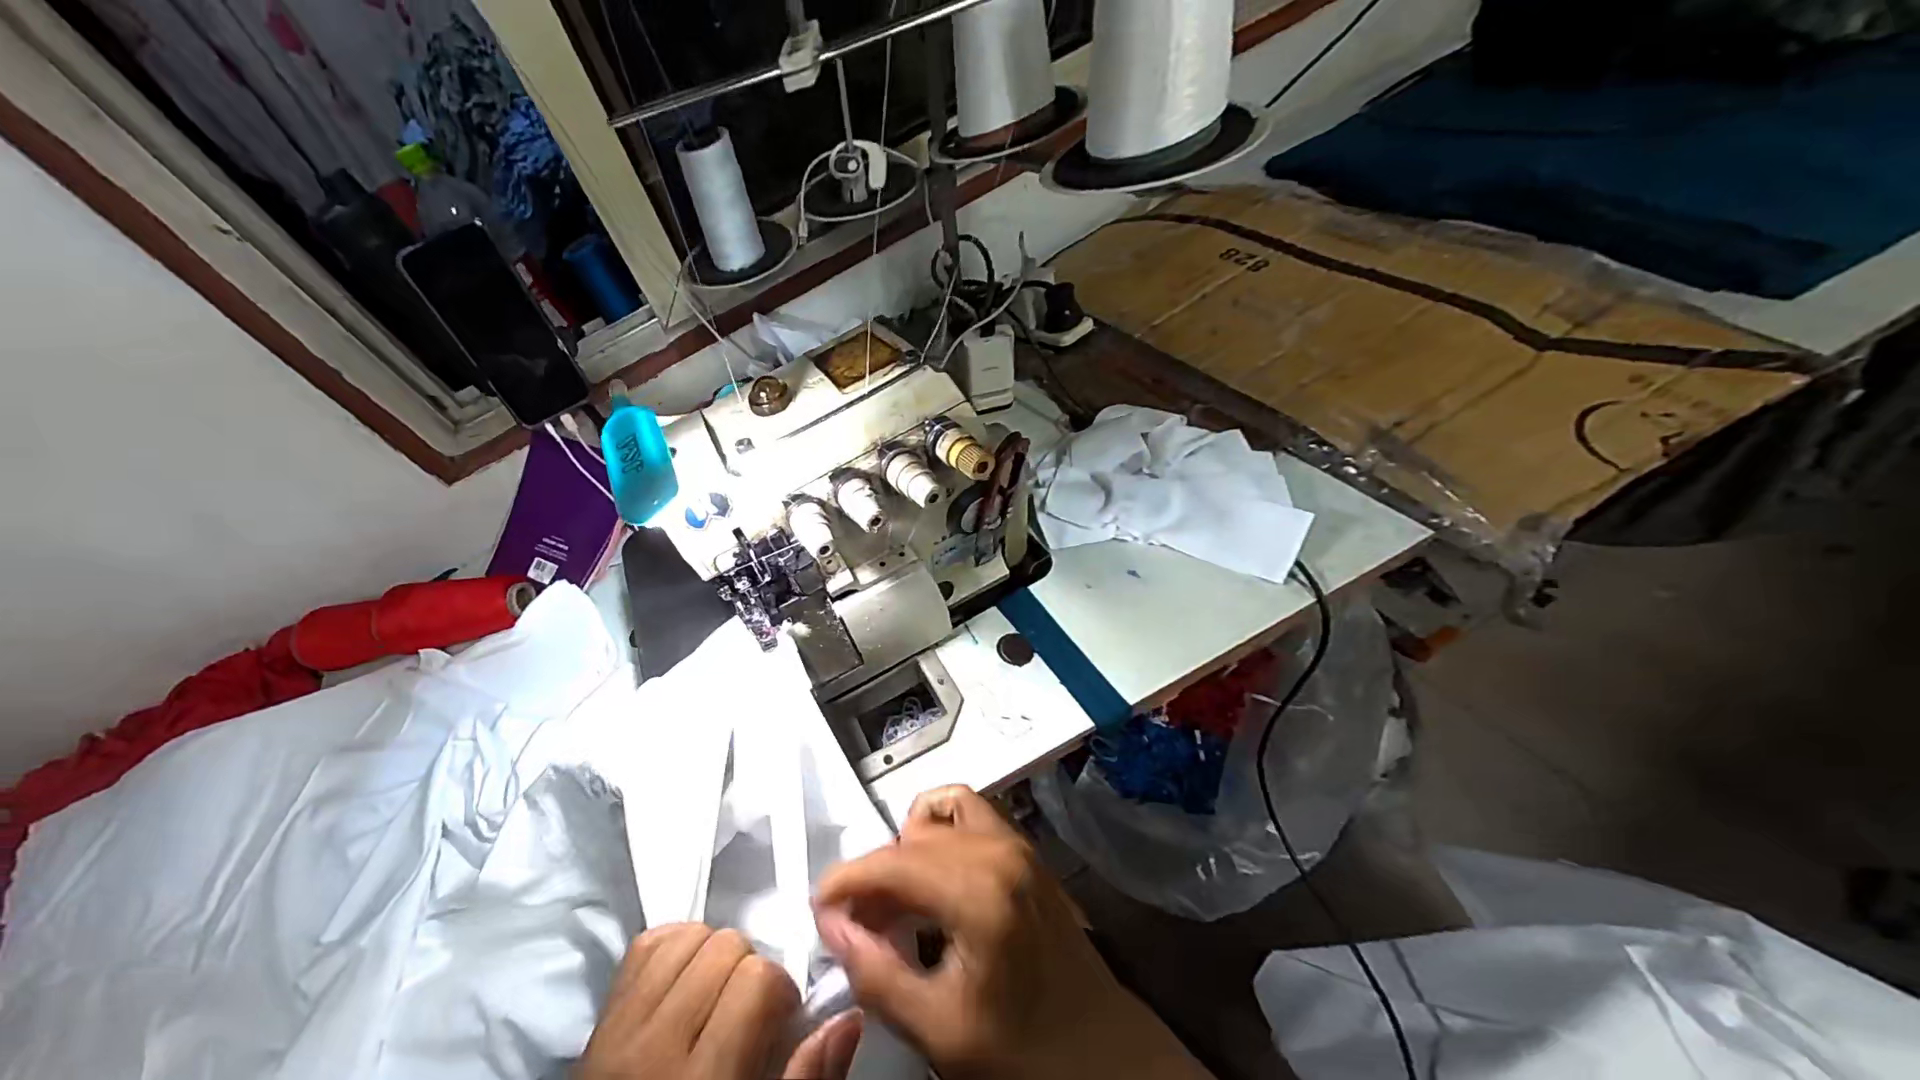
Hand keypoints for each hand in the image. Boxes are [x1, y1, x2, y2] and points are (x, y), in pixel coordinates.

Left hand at [578, 924, 798, 1079]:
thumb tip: (848, 1018)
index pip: (756, 979)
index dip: (780, 992)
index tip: (780, 1022)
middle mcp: (652, 1049)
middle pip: (725, 948)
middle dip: (751, 969)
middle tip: (751, 1012)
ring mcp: (617, 1031)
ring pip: (688, 936)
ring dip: (714, 955)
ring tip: (719, 996)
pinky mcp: (599, 1021)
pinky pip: (647, 946)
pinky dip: (675, 948)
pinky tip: (689, 982)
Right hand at [813, 786, 1211, 1079]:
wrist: (1100, 1047)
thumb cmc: (1021, 1046)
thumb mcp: (938, 1028)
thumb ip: (876, 972)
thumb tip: (833, 924)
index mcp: (979, 892)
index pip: (892, 862)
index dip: (846, 880)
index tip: (820, 908)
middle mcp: (999, 851)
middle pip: (911, 839)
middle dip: (874, 874)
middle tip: (856, 922)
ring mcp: (1019, 844)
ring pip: (939, 813)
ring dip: (907, 847)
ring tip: (895, 898)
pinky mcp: (1027, 850)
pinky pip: (971, 812)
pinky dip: (941, 827)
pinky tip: (932, 874)